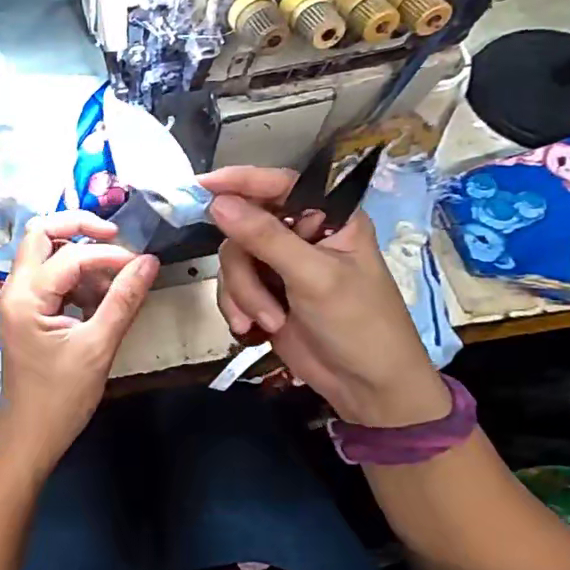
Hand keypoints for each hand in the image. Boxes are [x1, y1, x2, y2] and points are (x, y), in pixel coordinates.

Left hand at [0, 211, 157, 470]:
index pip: (71, 255)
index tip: (140, 267)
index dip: (109, 256)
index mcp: (26, 297)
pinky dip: (75, 277)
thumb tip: (149, 261)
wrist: (29, 436)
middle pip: (41, 233)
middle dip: (79, 228)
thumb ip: (123, 300)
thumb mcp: (98, 347)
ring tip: (112, 282)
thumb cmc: (61, 398)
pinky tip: (99, 298)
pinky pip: (49, 276)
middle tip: (116, 239)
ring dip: (79, 256)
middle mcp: (15, 289)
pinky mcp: (27, 311)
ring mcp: (18, 299)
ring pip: (45, 253)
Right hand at [200, 166, 449, 428]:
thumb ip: (265, 238)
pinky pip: (230, 285)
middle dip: (244, 269)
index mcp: (327, 217)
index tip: (202, 185)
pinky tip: (251, 330)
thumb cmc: (359, 324)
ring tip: (265, 322)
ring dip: (242, 294)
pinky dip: (236, 307)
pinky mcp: (264, 293)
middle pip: (244, 226)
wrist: (367, 387)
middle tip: (255, 301)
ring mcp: (280, 264)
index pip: (278, 185)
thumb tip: (217, 203)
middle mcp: (300, 234)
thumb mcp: (314, 278)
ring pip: (233, 259)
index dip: (240, 181)